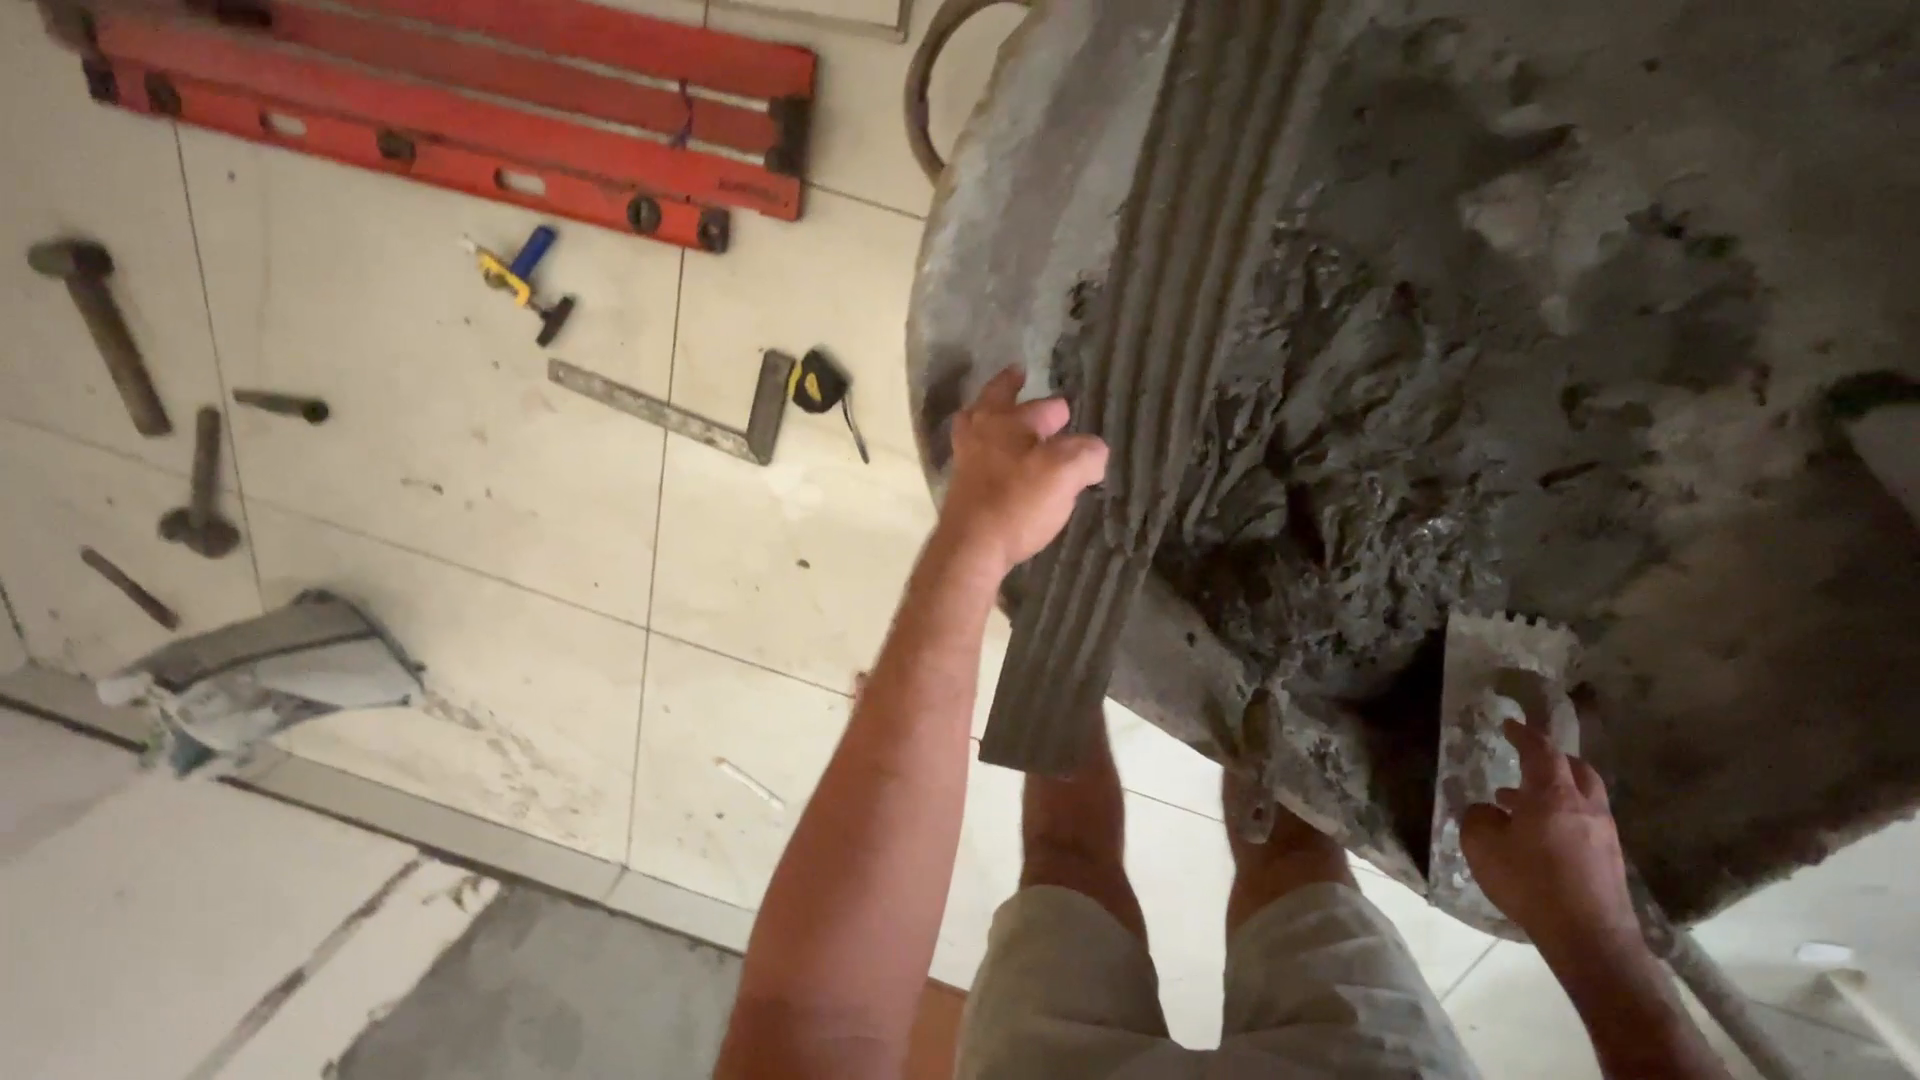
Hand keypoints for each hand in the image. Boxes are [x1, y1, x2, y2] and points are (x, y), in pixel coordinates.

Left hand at [937, 366, 1107, 574]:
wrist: (971, 547)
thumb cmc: (1017, 503)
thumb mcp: (1065, 473)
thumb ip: (1087, 454)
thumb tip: (1094, 451)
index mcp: (1007, 419)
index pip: (1044, 406)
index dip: (1061, 410)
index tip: (1067, 410)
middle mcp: (981, 431)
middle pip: (994, 400)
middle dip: (1008, 388)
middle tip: (1017, 376)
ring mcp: (965, 459)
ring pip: (976, 424)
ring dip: (989, 416)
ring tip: (1002, 417)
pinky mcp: (960, 487)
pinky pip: (974, 455)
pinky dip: (985, 449)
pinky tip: (997, 463)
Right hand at [1461, 718, 1641, 953]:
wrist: (1589, 937)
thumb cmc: (1530, 882)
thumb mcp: (1482, 846)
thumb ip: (1478, 818)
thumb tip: (1488, 811)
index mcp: (1552, 795)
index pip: (1541, 751)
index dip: (1524, 735)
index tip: (1510, 725)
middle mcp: (1585, 806)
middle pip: (1576, 769)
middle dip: (1552, 759)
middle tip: (1527, 760)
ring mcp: (1604, 834)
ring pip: (1583, 796)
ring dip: (1556, 790)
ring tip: (1521, 802)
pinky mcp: (1610, 859)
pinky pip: (1586, 821)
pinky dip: (1564, 815)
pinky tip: (1541, 835)